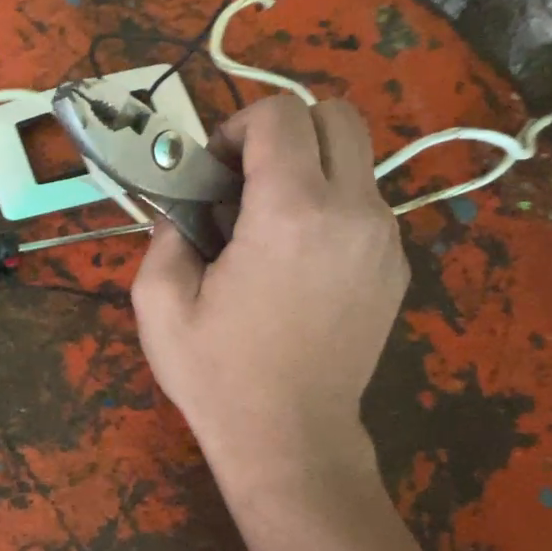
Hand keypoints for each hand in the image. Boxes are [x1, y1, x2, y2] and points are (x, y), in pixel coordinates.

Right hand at [131, 95, 409, 464]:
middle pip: (337, 116)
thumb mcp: (157, 303)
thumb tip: (184, 208)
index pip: (280, 115)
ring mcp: (384, 239)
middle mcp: (351, 211)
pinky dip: (327, 209)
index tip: (210, 169)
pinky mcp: (394, 266)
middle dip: (283, 130)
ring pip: (355, 160)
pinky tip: (292, 264)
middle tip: (241, 180)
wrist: (289, 435)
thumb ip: (165, 235)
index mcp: (289, 213)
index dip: (235, 126)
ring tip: (263, 228)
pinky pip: (363, 206)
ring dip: (307, 170)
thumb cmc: (216, 372)